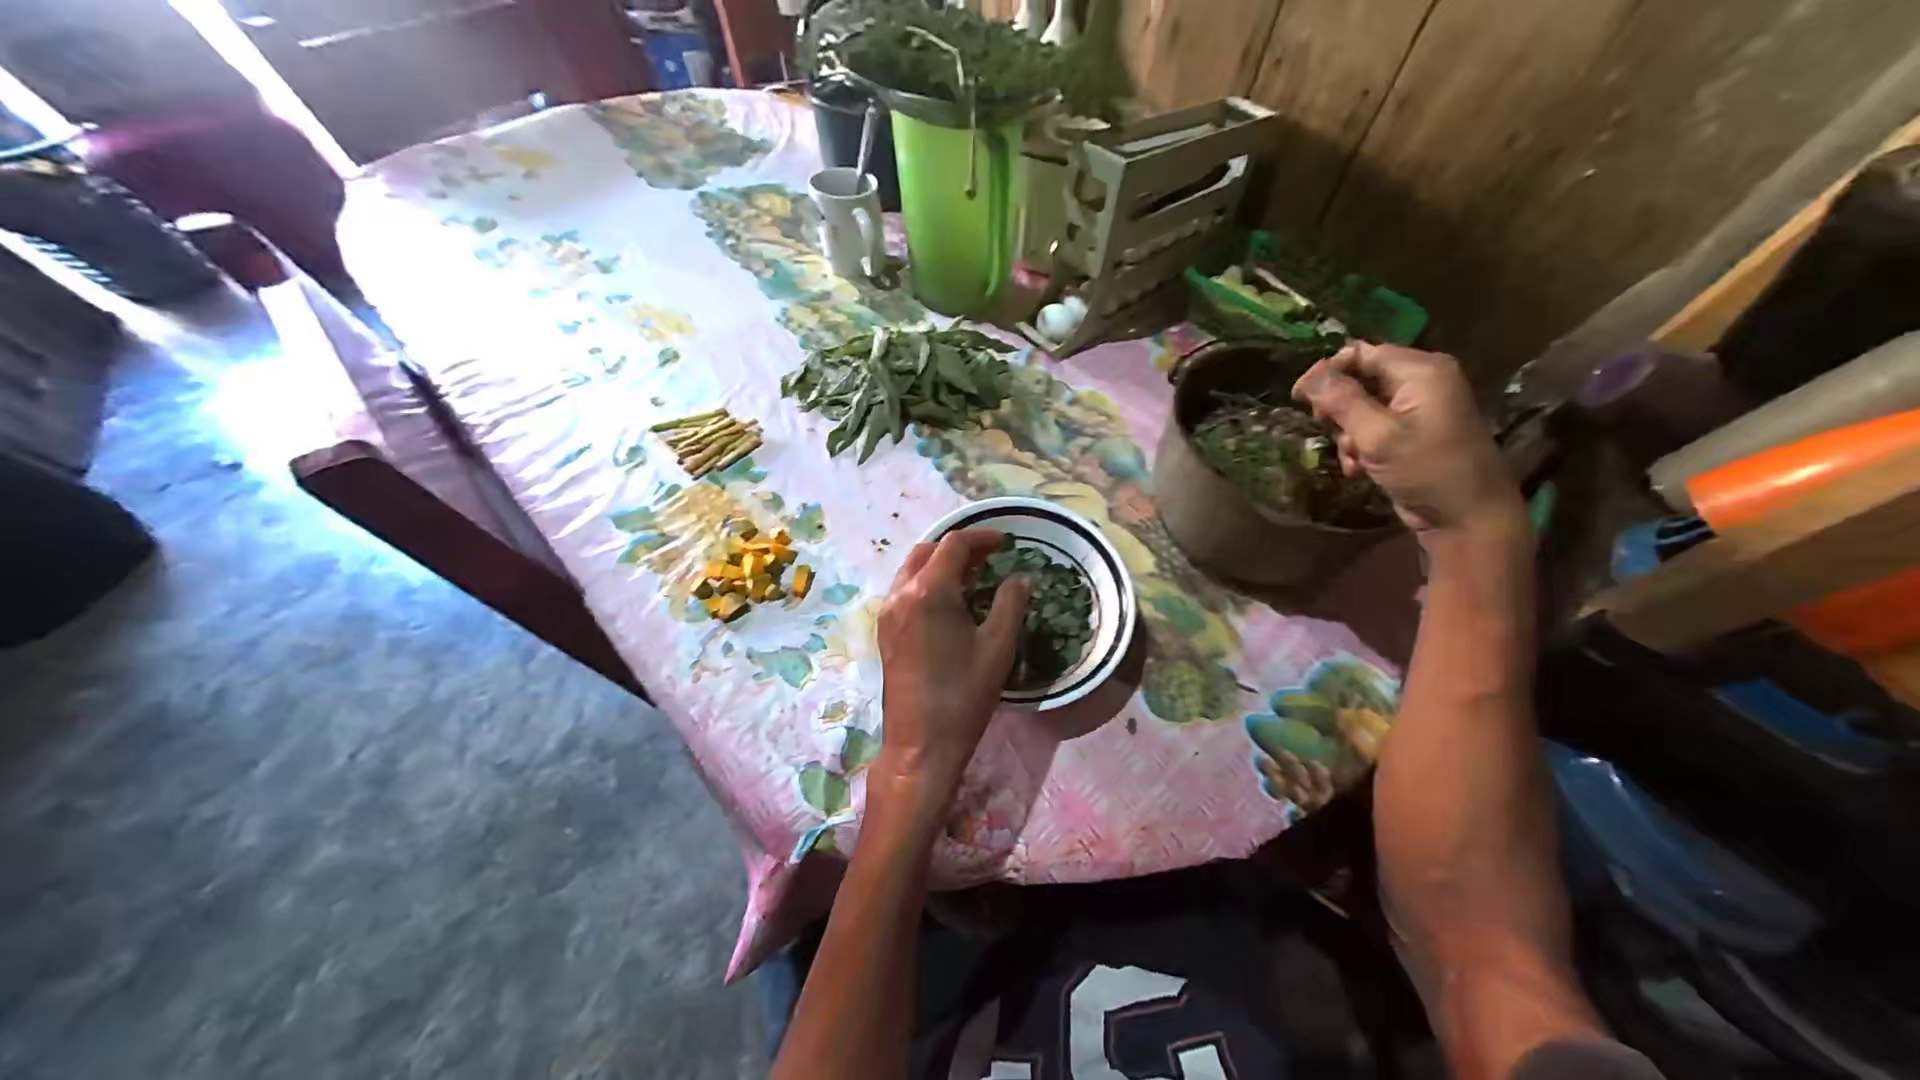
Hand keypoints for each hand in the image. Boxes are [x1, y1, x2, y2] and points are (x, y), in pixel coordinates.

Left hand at [872, 529, 1029, 814]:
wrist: (920, 744)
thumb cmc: (964, 695)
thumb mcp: (998, 647)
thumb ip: (1011, 603)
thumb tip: (1019, 577)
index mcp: (929, 591)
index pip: (954, 545)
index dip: (982, 537)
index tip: (1006, 542)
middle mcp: (901, 594)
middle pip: (927, 551)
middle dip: (959, 547)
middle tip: (990, 556)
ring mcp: (888, 614)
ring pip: (912, 570)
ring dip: (940, 563)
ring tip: (973, 576)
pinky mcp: (885, 632)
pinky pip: (905, 591)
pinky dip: (927, 583)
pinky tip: (951, 602)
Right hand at [1293, 343, 1524, 540]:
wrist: (1467, 517)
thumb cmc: (1426, 469)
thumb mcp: (1377, 434)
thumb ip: (1341, 400)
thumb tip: (1309, 373)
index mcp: (1421, 370)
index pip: (1360, 353)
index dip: (1327, 372)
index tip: (1298, 399)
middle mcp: (1422, 381)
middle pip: (1359, 380)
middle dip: (1338, 409)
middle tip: (1329, 432)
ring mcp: (1418, 409)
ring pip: (1361, 408)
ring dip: (1347, 434)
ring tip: (1352, 458)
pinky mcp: (1413, 433)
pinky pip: (1373, 428)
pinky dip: (1360, 447)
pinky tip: (1359, 468)